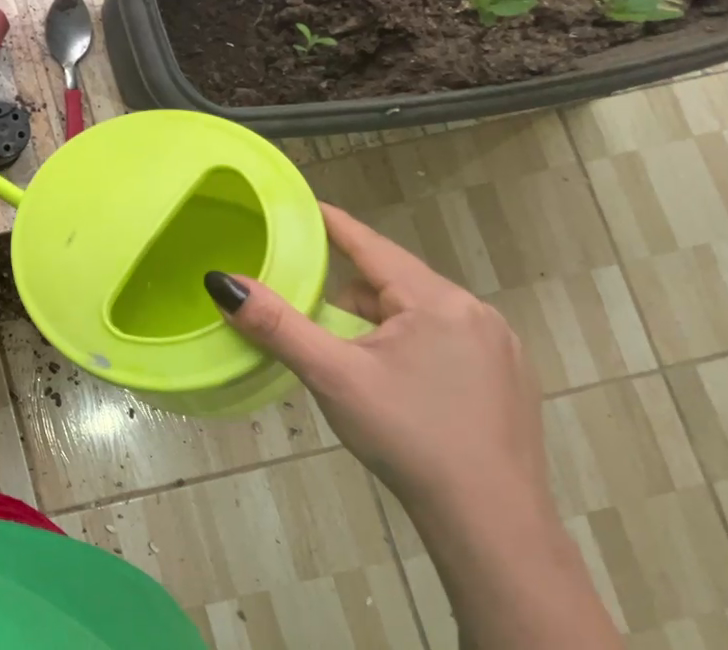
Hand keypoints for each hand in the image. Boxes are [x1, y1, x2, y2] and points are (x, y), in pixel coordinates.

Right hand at [206, 203, 549, 526]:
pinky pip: (440, 340)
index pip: (371, 245)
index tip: (301, 204)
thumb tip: (222, 281)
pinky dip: (404, 345)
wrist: (490, 523)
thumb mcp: (332, 376)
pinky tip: (390, 381)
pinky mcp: (505, 381)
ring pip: (415, 314)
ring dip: (374, 322)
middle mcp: (475, 314)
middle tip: (307, 311)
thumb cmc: (408, 437)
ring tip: (344, 356)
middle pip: (391, 282)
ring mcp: (498, 349)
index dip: (332, 223)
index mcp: (438, 302)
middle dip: (345, 291)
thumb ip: (277, 324)